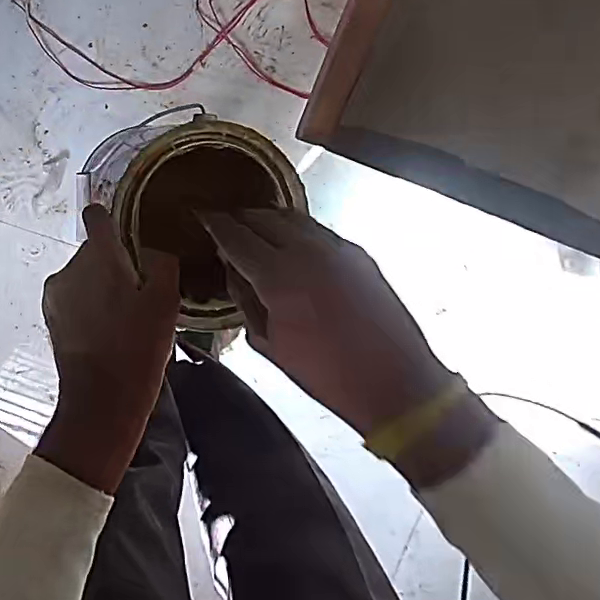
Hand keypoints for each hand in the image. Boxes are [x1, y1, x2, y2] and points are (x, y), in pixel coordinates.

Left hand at [35, 205, 180, 493]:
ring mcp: (56, 292)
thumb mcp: (165, 301)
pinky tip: (107, 330)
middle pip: (93, 250)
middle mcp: (70, 266)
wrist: (101, 400)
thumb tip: (154, 245)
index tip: (126, 231)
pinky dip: (87, 305)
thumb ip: (160, 261)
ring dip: (99, 285)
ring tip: (123, 317)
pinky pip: (73, 297)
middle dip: (113, 263)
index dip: (111, 218)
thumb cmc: (137, 348)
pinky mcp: (50, 316)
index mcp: (98, 256)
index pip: (97, 216)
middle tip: (138, 291)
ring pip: (83, 275)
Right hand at [200, 208, 493, 486]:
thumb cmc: (327, 375)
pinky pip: (315, 229)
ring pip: (290, 216)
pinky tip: (289, 243)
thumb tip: (232, 269)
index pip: (235, 235)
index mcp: (278, 277)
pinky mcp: (357, 253)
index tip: (200, 215)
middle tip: (224, 223)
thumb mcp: (270, 344)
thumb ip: (245, 300)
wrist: (399, 385)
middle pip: (261, 217)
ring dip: (266, 218)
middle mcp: (306, 251)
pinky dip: (294, 229)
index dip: (213, 223)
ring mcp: (336, 248)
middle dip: (238, 217)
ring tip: (254, 228)